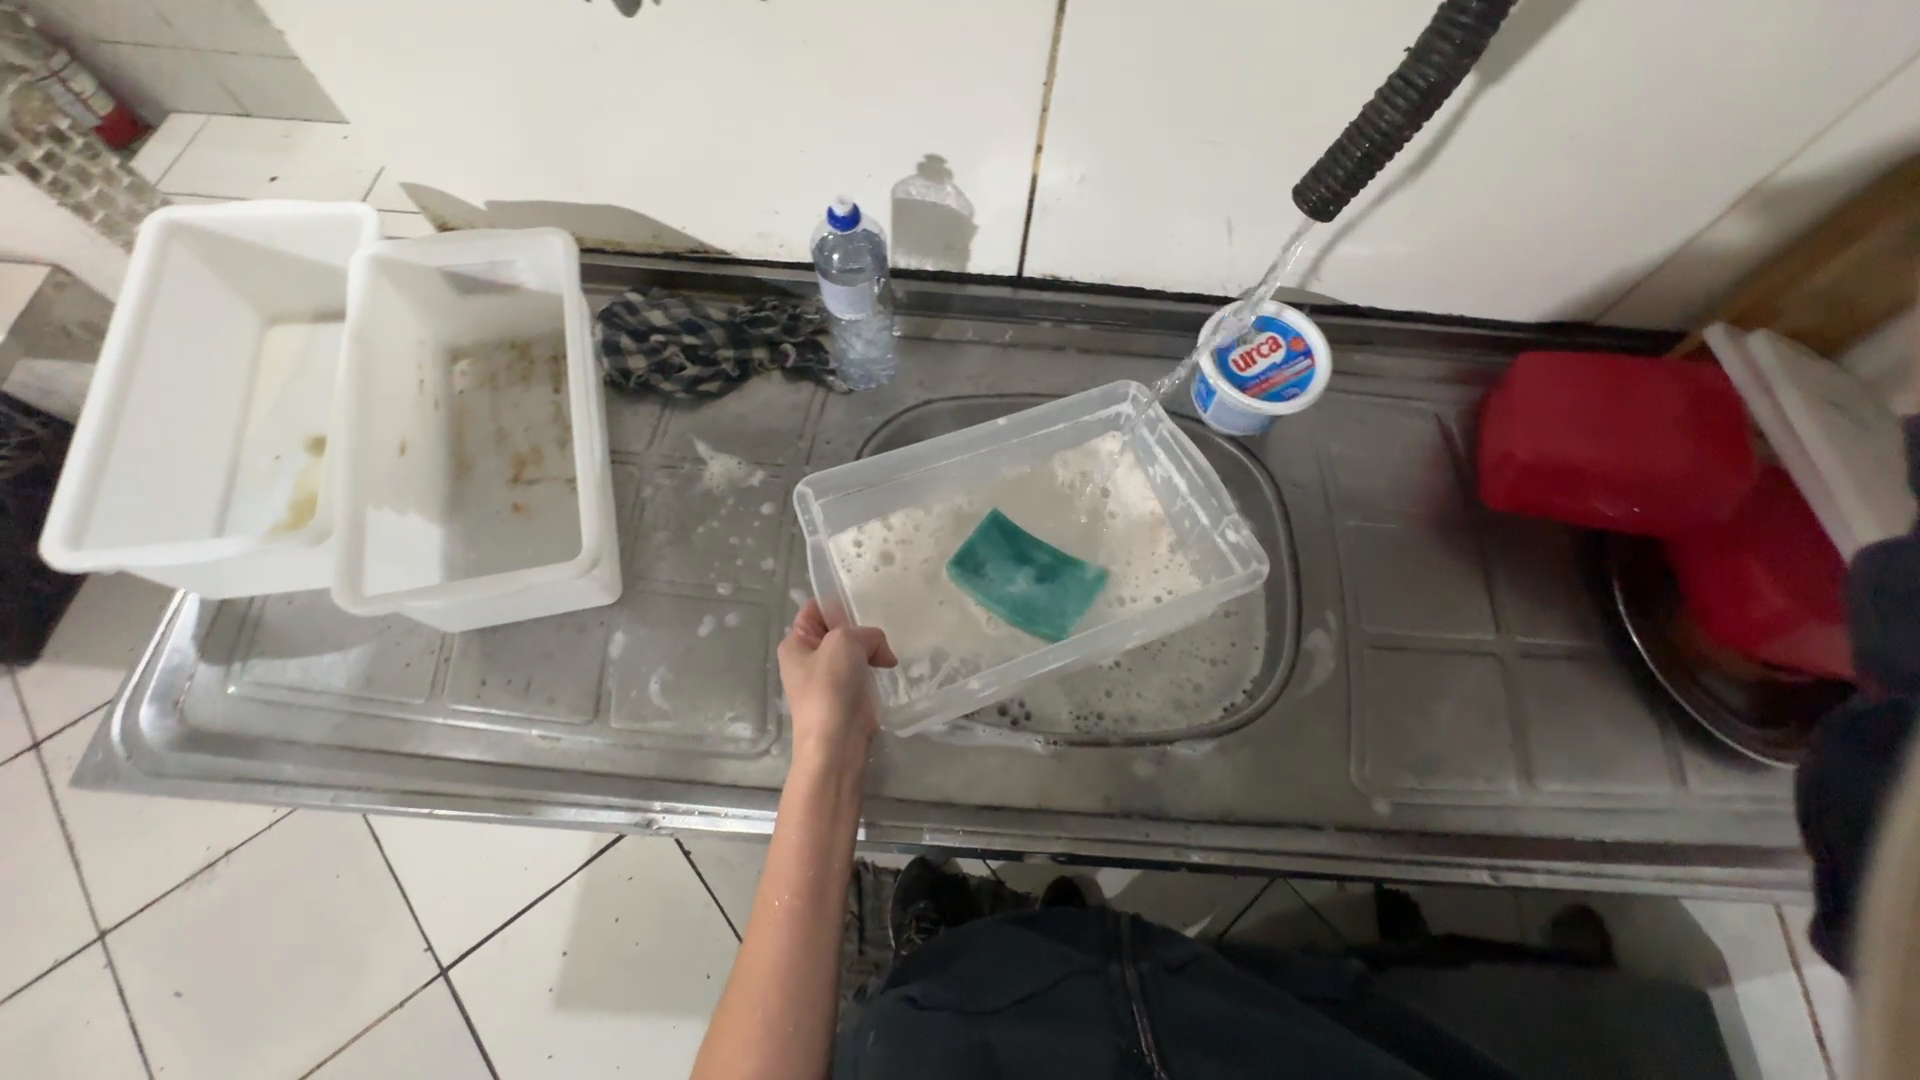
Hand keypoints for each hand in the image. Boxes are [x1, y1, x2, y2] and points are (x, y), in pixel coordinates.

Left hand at [777, 599, 897, 772]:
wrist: (836, 743)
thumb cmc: (831, 688)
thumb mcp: (846, 642)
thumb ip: (866, 633)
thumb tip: (881, 653)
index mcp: (796, 642)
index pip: (816, 608)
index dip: (838, 602)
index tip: (865, 601)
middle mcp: (807, 658)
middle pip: (839, 629)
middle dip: (861, 629)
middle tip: (879, 634)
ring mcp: (827, 677)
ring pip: (854, 650)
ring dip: (872, 650)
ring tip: (884, 657)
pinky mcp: (846, 694)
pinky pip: (863, 670)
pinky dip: (875, 668)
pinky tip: (887, 670)